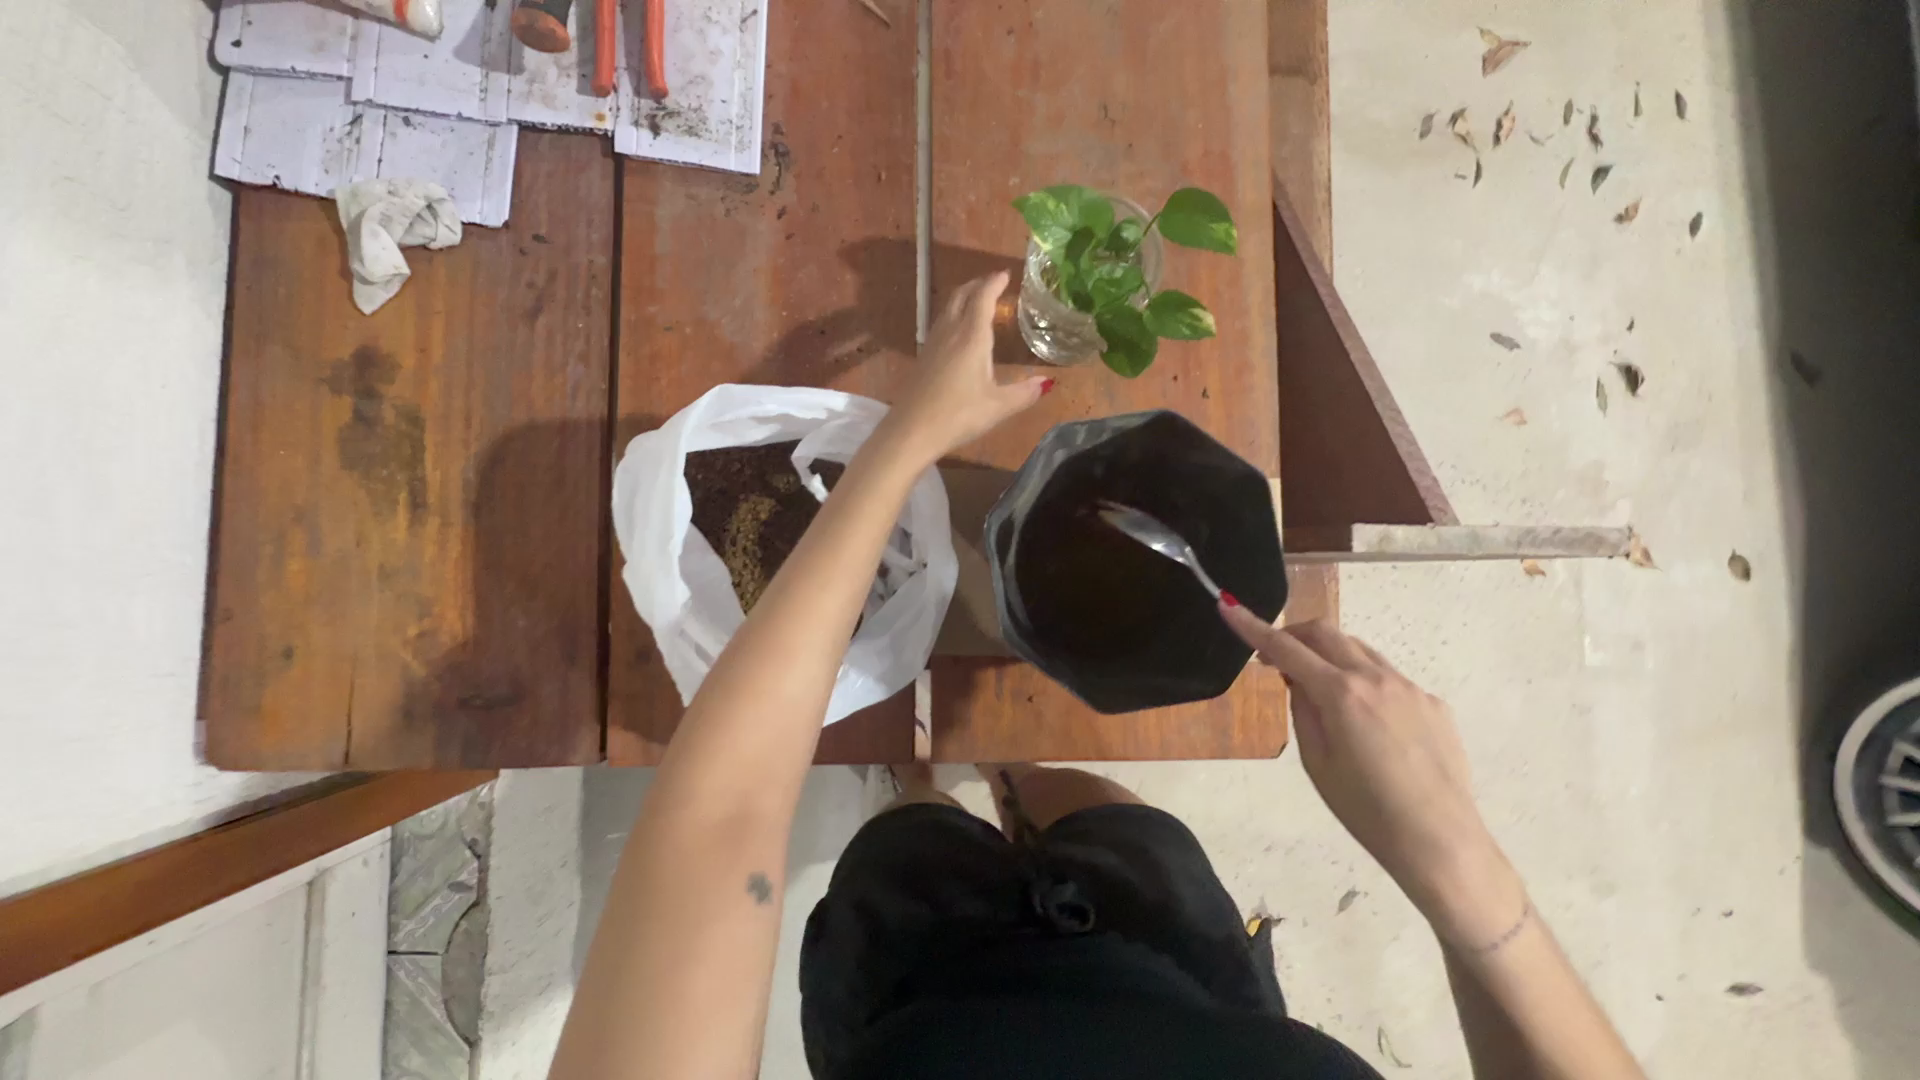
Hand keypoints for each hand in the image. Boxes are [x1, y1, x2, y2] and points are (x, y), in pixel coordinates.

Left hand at [878, 271, 1049, 461]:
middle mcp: (950, 333)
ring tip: (977, 301)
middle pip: (961, 296)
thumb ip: (1024, 393)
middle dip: (977, 285)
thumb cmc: (958, 415)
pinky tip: (958, 332)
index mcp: (972, 337)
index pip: (983, 299)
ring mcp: (933, 344)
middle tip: (992, 282)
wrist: (911, 431)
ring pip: (947, 308)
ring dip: (963, 298)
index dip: (994, 283)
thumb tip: (1047, 383)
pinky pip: (940, 325)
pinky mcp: (923, 358)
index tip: (1005, 274)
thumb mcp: (998, 407)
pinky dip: (953, 316)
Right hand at [1220, 605, 1527, 948]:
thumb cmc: (1365, 810)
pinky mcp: (1434, 705)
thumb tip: (1297, 679)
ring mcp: (1410, 688)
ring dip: (1331, 655)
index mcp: (1340, 693)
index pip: (1285, 648)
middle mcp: (1376, 678)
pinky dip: (1365, 683)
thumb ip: (1303, 709)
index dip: (1252, 626)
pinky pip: (1389, 679)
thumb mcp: (1316, 761)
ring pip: (1360, 650)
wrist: (1441, 841)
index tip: (1228, 606)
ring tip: (1321, 689)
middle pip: (1326, 632)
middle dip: (1294, 634)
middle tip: (1275, 658)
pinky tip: (1368, 724)